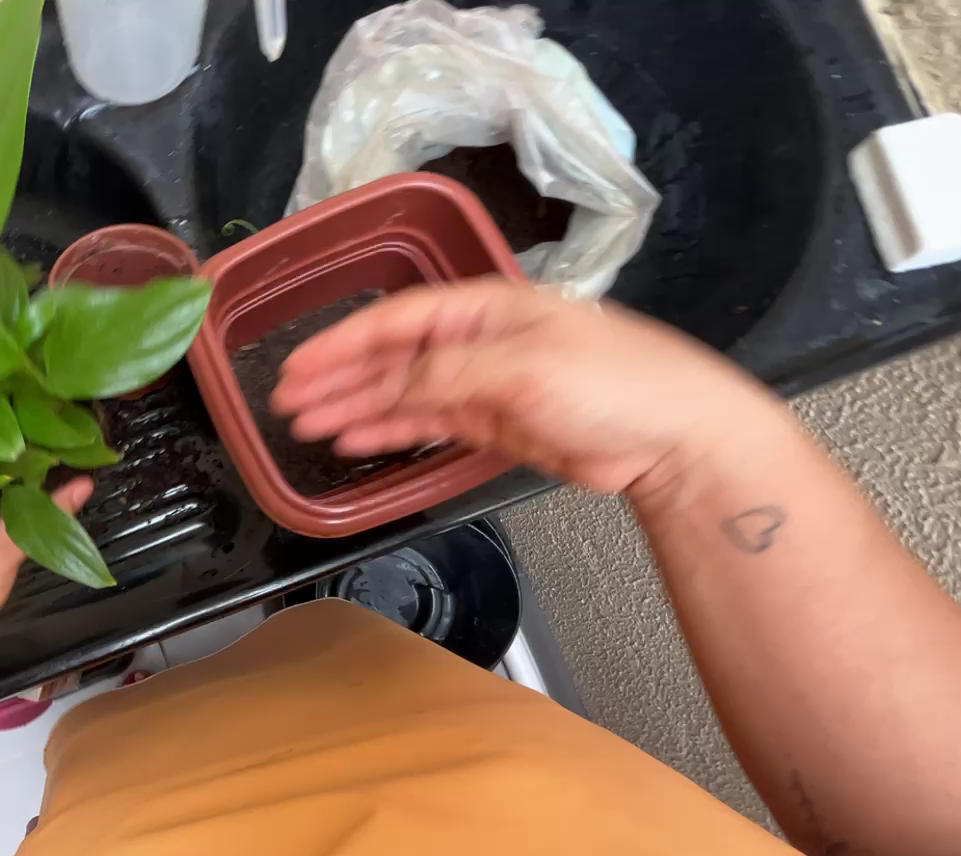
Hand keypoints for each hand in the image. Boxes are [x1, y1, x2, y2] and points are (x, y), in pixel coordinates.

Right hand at [269, 280, 789, 497]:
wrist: (674, 440)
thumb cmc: (613, 384)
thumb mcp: (523, 369)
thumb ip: (447, 374)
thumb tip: (391, 384)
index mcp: (482, 311)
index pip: (394, 322)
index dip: (340, 344)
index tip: (295, 367)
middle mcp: (472, 343)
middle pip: (387, 361)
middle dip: (335, 380)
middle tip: (286, 403)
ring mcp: (476, 385)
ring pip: (397, 395)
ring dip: (351, 409)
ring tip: (306, 425)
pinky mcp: (485, 423)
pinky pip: (421, 425)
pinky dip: (386, 432)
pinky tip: (352, 439)